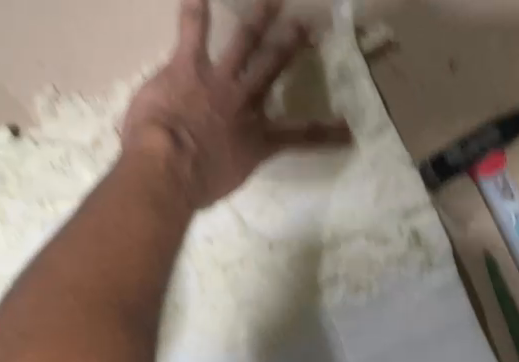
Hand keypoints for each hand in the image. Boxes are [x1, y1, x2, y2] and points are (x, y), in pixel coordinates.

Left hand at [122, 0, 351, 209]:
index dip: (326, 134)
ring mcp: (218, 81)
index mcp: (256, 140)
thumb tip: (222, 161)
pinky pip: (194, 30)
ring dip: (258, 18)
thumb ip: (230, 165)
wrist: (170, 168)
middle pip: (273, 68)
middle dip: (291, 45)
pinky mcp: (188, 67)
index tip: (348, 130)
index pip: (299, 137)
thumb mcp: (226, 181)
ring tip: (272, 0)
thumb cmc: (195, 186)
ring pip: (244, 42)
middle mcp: (244, 104)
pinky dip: (194, 8)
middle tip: (308, 25)